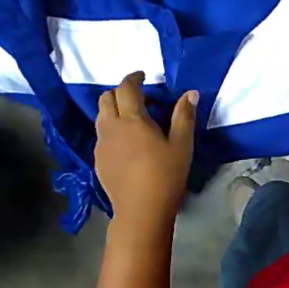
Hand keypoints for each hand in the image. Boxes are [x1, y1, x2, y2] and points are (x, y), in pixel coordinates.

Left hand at [95, 72, 198, 226]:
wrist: (141, 211)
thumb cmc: (165, 176)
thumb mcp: (182, 145)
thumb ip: (184, 116)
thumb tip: (190, 93)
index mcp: (132, 119)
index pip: (126, 88)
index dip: (134, 78)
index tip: (144, 76)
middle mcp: (111, 127)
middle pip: (106, 98)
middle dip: (121, 92)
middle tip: (140, 99)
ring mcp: (101, 144)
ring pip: (101, 116)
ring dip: (114, 110)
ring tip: (134, 121)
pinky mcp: (98, 160)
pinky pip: (102, 135)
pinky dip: (112, 129)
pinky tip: (127, 144)